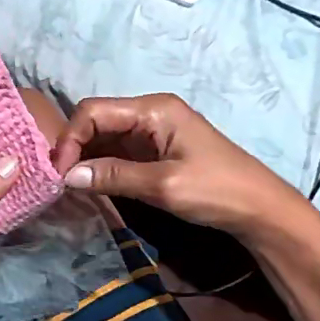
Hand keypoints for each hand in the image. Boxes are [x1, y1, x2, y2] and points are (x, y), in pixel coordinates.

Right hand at [51, 93, 307, 237]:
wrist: (260, 210)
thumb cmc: (216, 191)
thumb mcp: (163, 185)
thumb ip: (113, 176)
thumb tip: (66, 176)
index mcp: (153, 109)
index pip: (93, 111)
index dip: (70, 138)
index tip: (60, 173)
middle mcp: (148, 113)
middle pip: (95, 120)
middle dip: (73, 148)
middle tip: (60, 181)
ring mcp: (150, 132)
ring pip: (102, 137)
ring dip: (84, 159)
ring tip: (69, 186)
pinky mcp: (152, 152)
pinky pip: (114, 152)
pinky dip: (98, 166)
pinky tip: (89, 184)